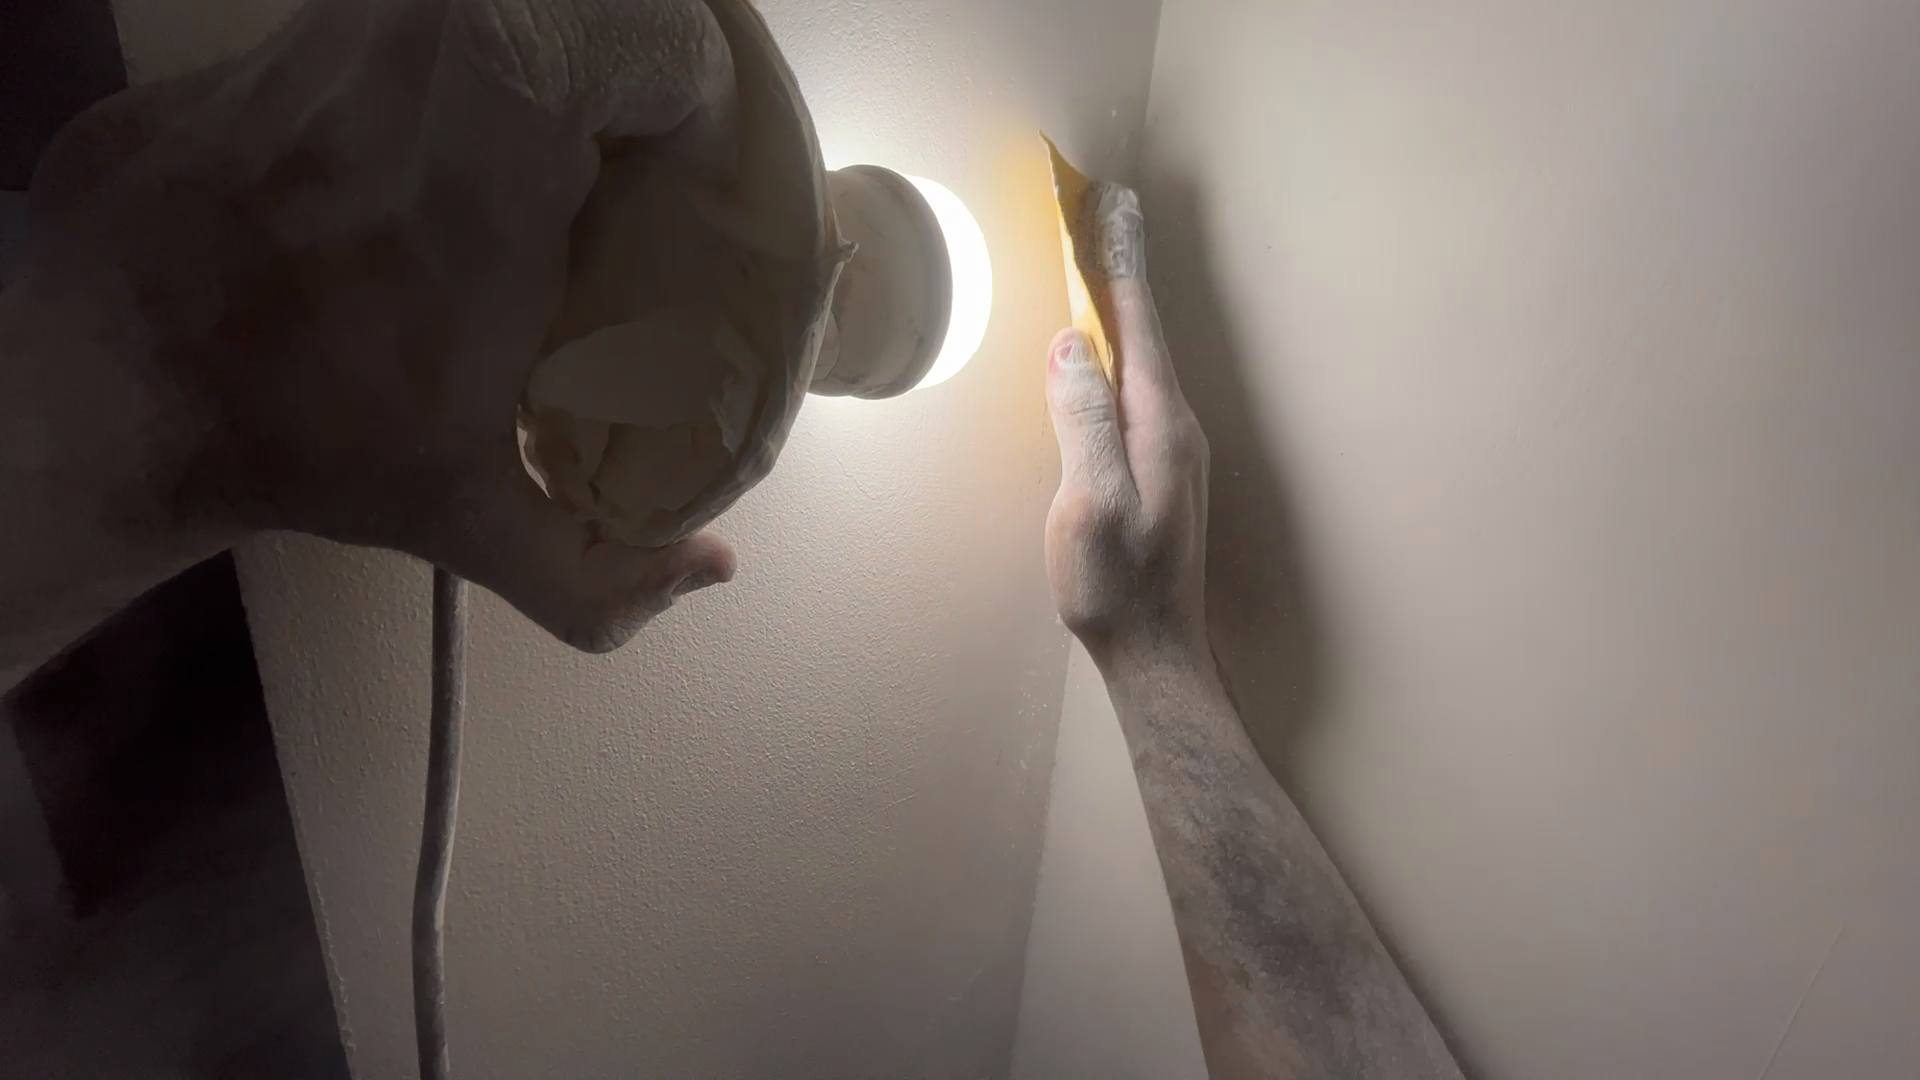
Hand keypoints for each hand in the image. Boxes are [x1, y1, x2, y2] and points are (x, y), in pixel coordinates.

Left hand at [22, 0, 738, 651]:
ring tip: (590, 147)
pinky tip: (488, 145)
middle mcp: (397, 90)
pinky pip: (411, 19)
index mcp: (473, 192)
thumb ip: (608, 578)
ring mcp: (319, 53)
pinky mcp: (268, 56)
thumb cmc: (304, 450)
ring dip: (565, 55)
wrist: (92, 393)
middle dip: (641, 62)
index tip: (702, 159)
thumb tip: (716, 564)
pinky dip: (480, 59)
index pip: (613, 37)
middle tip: (662, 151)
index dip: (689, 77)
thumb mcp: (476, 534)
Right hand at [1044, 185, 1211, 668]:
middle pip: (1144, 336)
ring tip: (1100, 272)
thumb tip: (1071, 345)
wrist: (1153, 648)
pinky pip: (1135, 396)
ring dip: (1121, 314)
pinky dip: (1119, 359)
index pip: (1136, 327)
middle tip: (1102, 222)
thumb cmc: (1114, 584)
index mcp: (1158, 426)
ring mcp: (1171, 451)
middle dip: (1122, 275)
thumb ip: (1083, 420)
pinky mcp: (1159, 471)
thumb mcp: (1089, 501)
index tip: (1105, 210)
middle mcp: (1174, 428)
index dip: (1117, 268)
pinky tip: (1104, 358)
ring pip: (1141, 364)